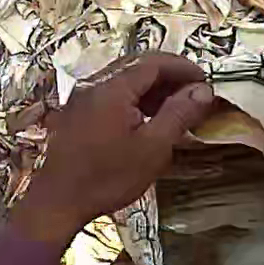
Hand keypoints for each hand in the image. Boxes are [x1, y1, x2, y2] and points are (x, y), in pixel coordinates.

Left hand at [10, 53, 215, 247]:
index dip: (182, 67)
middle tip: (193, 93)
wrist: (58, 202)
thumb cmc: (107, 177)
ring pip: (122, 81)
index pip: (153, 62)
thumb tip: (202, 90)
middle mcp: (93, 85)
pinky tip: (146, 119)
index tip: (205, 80)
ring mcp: (81, 98)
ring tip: (175, 108)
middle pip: (136, 66)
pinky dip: (133, 100)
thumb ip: (178, 114)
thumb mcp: (152, 148)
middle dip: (168, 75)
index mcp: (111, 88)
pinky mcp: (75, 114)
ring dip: (151, 88)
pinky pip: (109, 95)